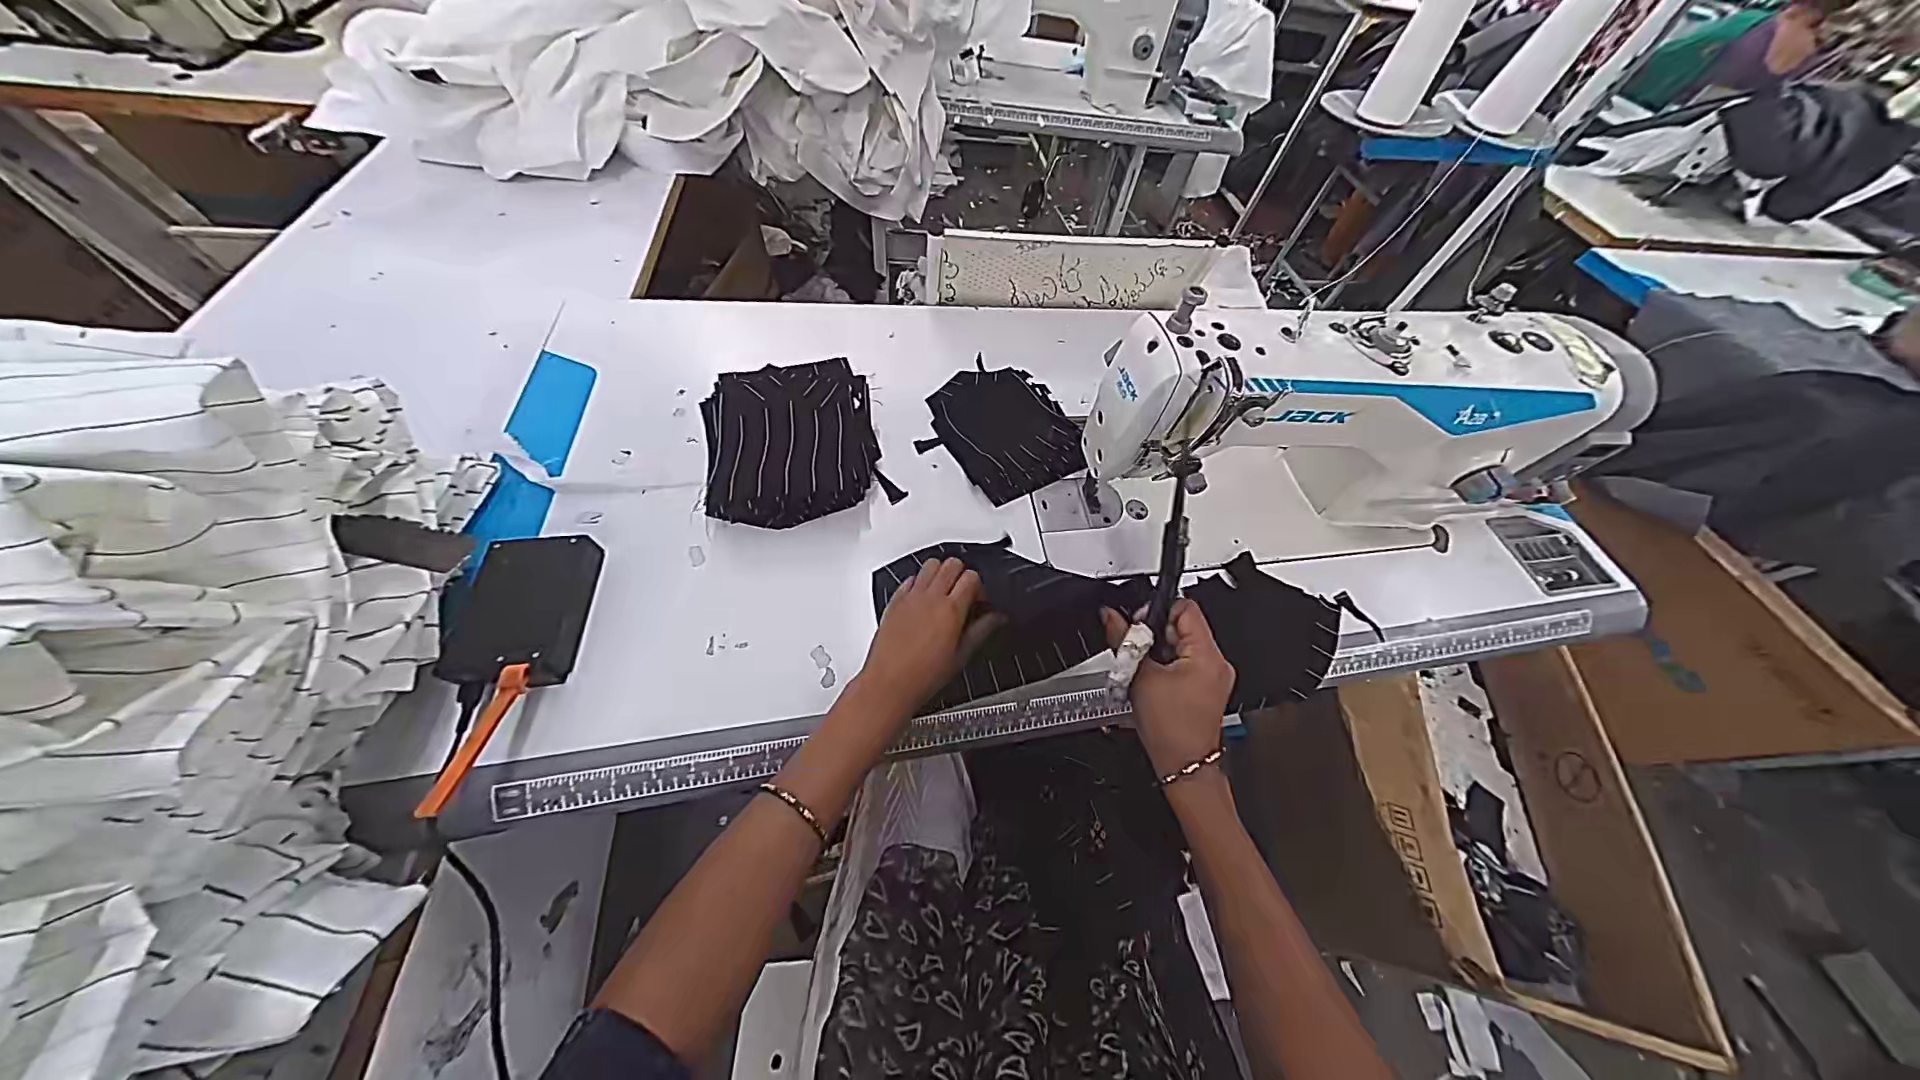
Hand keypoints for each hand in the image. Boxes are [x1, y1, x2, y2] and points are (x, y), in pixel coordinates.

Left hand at [857, 558, 1003, 720]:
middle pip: (952, 564)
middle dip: (962, 575)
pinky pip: (910, 579)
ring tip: (944, 593)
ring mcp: (910, 597)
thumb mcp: (961, 656)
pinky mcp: (895, 601)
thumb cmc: (922, 675)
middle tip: (964, 594)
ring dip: (941, 573)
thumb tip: (997, 618)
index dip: (980, 588)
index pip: (972, 577)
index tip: (979, 602)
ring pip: (930, 564)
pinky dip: (919, 583)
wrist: (889, 684)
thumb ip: (982, 630)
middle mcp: (930, 598)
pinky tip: (923, 600)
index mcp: (950, 610)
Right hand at [1103, 599, 1234, 777]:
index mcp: (1207, 655)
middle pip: (1182, 627)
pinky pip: (1185, 664)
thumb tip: (1111, 616)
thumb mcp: (1139, 676)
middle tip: (1138, 653)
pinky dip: (1166, 667)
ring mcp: (1214, 677)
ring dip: (1158, 652)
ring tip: (1144, 672)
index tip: (1141, 626)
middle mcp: (1217, 663)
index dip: (1159, 611)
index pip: (1186, 608)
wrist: (1183, 764)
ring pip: (1181, 646)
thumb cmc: (1170, 729)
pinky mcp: (1206, 688)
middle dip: (1155, 636)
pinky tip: (1153, 683)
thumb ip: (1123, 639)